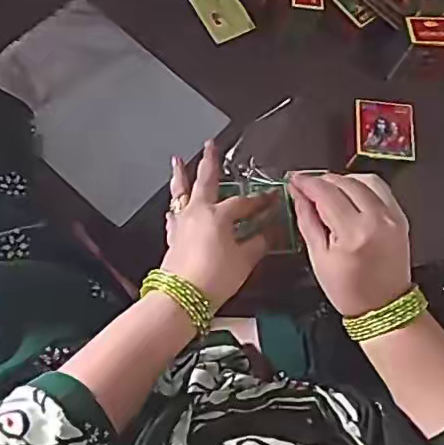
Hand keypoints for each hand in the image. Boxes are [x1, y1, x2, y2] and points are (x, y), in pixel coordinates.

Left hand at [160, 141, 272, 308]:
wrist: (181, 299)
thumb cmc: (212, 279)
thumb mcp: (245, 260)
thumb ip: (259, 243)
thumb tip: (268, 234)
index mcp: (218, 215)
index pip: (244, 202)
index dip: (260, 201)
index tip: (271, 199)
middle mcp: (197, 213)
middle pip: (205, 180)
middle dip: (210, 161)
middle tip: (211, 145)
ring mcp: (182, 224)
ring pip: (180, 192)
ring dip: (181, 176)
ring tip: (177, 161)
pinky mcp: (172, 238)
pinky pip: (173, 214)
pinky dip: (175, 206)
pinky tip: (174, 207)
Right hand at [288, 172, 412, 317]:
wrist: (383, 306)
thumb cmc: (349, 290)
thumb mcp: (318, 257)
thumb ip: (307, 220)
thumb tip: (299, 195)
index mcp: (353, 233)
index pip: (325, 193)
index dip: (306, 182)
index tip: (294, 180)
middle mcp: (376, 220)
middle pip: (344, 182)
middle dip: (321, 180)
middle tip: (306, 186)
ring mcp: (392, 217)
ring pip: (365, 179)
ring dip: (342, 180)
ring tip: (328, 191)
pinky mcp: (400, 217)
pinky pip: (380, 189)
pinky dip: (362, 186)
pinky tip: (349, 196)